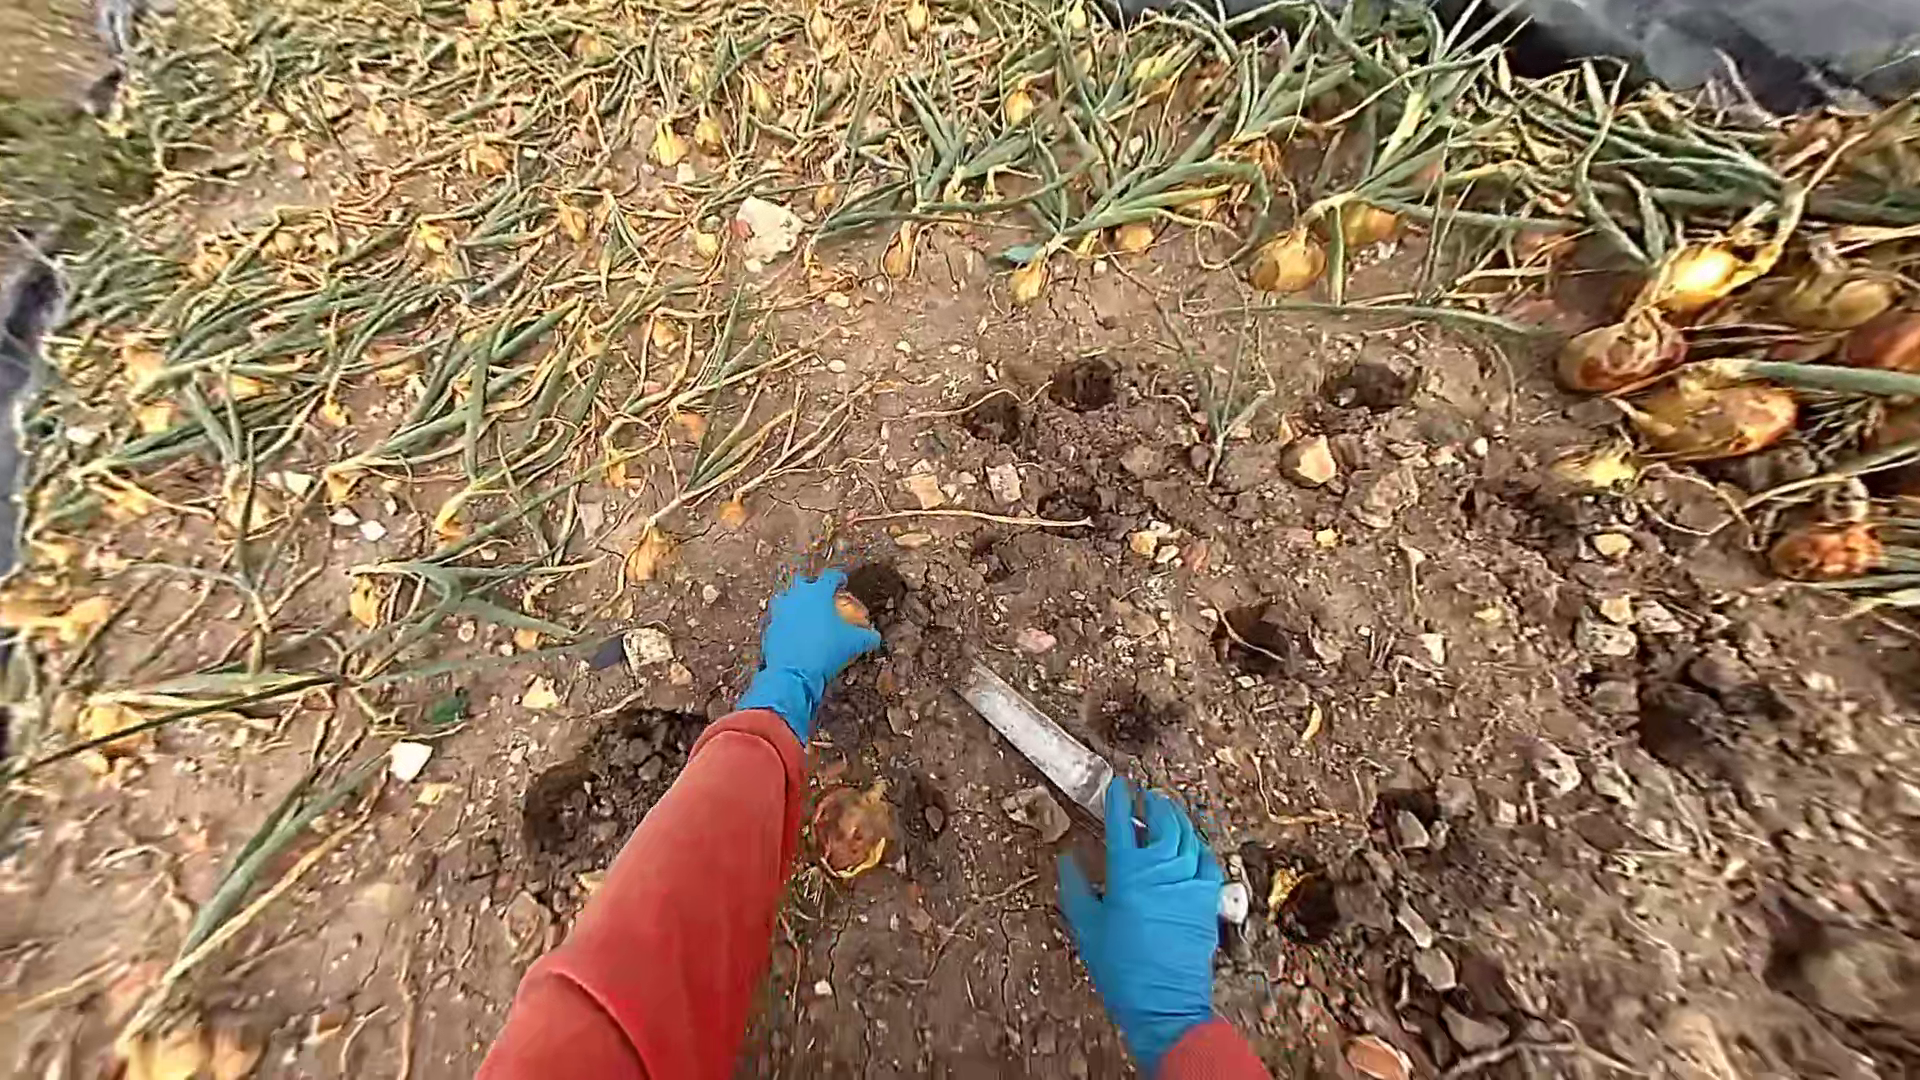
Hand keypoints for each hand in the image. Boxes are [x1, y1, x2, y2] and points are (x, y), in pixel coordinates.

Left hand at [737, 569, 882, 740]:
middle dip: (811, 586)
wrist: (793, 674)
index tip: (842, 582)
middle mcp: (795, 597)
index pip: (830, 577)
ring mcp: (779, 612)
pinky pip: (778, 621)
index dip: (839, 578)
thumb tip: (875, 637)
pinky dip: (786, 624)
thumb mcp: (854, 644)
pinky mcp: (768, 629)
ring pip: (785, 599)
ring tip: (803, 612)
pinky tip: (794, 634)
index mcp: (817, 593)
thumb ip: (867, 637)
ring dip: (794, 602)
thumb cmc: (826, 651)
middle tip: (820, 595)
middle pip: (802, 582)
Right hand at [1059, 777, 1220, 1073]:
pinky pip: (1206, 860)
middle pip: (1161, 819)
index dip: (1118, 798)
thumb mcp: (1086, 926)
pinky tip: (1190, 844)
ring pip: (1186, 834)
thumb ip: (1074, 886)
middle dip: (1151, 801)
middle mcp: (1160, 869)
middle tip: (1143, 795)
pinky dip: (1197, 845)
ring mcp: (1188, 882)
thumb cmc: (1121, 968)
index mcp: (1127, 872)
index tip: (1116, 785)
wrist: (1165, 1006)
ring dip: (1175, 817)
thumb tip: (1067, 856)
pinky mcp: (1207, 899)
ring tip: (1165, 811)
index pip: (1121, 821)